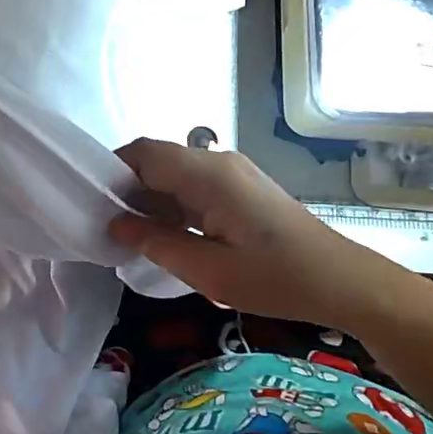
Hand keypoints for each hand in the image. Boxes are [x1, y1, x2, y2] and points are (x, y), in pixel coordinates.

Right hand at [107, 138, 404, 327]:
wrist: (342, 281)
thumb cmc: (276, 278)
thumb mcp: (208, 270)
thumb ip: (156, 242)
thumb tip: (116, 223)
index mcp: (207, 175)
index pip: (144, 152)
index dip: (112, 169)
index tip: (89, 201)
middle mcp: (219, 162)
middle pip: (159, 159)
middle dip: (129, 187)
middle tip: (108, 225)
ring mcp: (234, 173)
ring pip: (177, 173)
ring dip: (153, 198)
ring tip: (134, 235)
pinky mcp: (244, 188)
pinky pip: (197, 185)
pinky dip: (176, 204)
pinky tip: (171, 235)